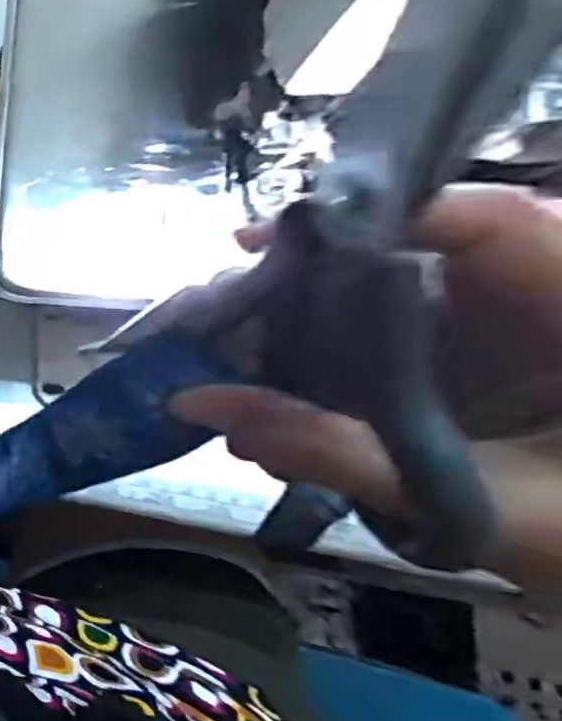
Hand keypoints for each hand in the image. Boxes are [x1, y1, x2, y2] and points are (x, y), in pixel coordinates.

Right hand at [170, 184, 561, 522]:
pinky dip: (309, 357)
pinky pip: (374, 339)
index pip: (492, 224)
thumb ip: (337, 451)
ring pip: (380, 298)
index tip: (257, 243)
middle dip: (304, 277)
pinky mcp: (464, 369)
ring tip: (228, 356)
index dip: (377, 215)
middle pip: (409, 256)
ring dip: (294, 322)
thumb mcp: (473, 504)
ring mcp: (501, 342)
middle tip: (222, 307)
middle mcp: (538, 313)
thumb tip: (193, 401)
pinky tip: (262, 390)